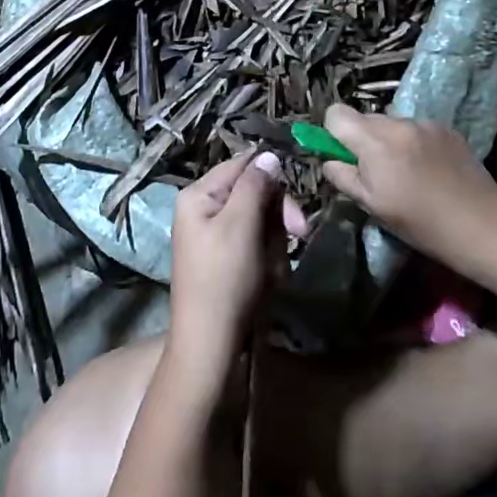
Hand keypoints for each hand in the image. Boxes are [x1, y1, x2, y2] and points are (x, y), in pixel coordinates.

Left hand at [168, 151, 289, 378]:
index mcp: (198, 194)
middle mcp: (202, 209)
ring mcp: (213, 234)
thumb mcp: (241, 225)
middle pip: (253, 193)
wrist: (210, 341)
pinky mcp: (225, 258)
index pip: (243, 166)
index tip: (294, 205)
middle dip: (277, 216)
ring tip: (273, 267)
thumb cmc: (224, 279)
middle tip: (298, 235)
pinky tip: (269, 278)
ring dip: (275, 242)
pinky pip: (254, 244)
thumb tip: (269, 154)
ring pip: (259, 221)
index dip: (272, 179)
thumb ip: (254, 186)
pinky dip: (267, 259)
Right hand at [320, 103, 496, 251]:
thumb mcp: (370, 204)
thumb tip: (331, 160)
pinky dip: (413, 143)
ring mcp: (426, 124)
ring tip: (406, 172)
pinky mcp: (447, 130)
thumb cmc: (419, 222)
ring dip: (389, 141)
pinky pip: (416, 129)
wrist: (482, 226)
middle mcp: (399, 123)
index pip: (336, 113)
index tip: (344, 156)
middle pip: (364, 118)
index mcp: (375, 141)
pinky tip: (429, 170)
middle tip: (376, 171)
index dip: (333, 132)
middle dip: (363, 139)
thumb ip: (342, 176)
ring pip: (391, 123)